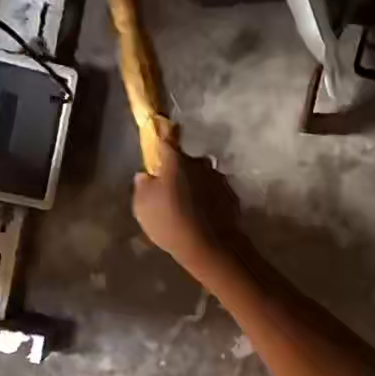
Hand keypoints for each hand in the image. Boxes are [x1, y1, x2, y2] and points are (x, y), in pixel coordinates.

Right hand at [132, 137, 244, 279]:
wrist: (210, 246)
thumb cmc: (170, 222)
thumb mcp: (143, 205)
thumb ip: (142, 185)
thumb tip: (145, 174)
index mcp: (176, 162)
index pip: (168, 141)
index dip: (166, 135)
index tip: (168, 129)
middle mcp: (200, 165)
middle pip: (188, 162)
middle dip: (182, 169)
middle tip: (173, 188)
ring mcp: (219, 180)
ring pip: (205, 177)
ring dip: (198, 185)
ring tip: (190, 205)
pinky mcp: (232, 198)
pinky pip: (216, 193)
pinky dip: (210, 200)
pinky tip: (205, 216)